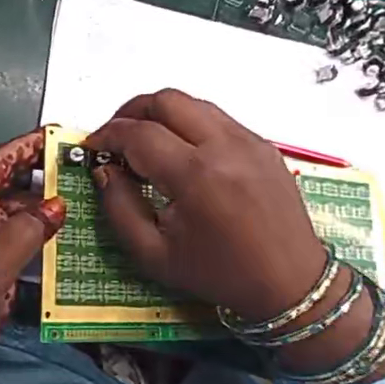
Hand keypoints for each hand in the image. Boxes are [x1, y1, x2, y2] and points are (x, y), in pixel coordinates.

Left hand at [0, 131, 63, 383]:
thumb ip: (26, 230)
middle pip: (8, 181)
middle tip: (77, 162)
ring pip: (17, 207)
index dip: (23, 146)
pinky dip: (42, 227)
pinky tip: (69, 227)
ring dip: (45, 199)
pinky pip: (21, 233)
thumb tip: (58, 205)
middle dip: (40, 170)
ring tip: (82, 191)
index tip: (54, 135)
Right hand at [86, 89, 384, 382]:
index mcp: (198, 177)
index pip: (139, 133)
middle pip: (166, 100)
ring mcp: (249, 142)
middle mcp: (226, 149)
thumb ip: (118, 207)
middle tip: (115, 136)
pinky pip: (216, 117)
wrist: (290, 283)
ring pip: (192, 102)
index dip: (107, 134)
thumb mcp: (152, 253)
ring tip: (144, 142)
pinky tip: (177, 152)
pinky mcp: (262, 145)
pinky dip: (187, 123)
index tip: (94, 145)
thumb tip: (104, 171)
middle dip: (131, 112)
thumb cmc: (222, 274)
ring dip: (160, 114)